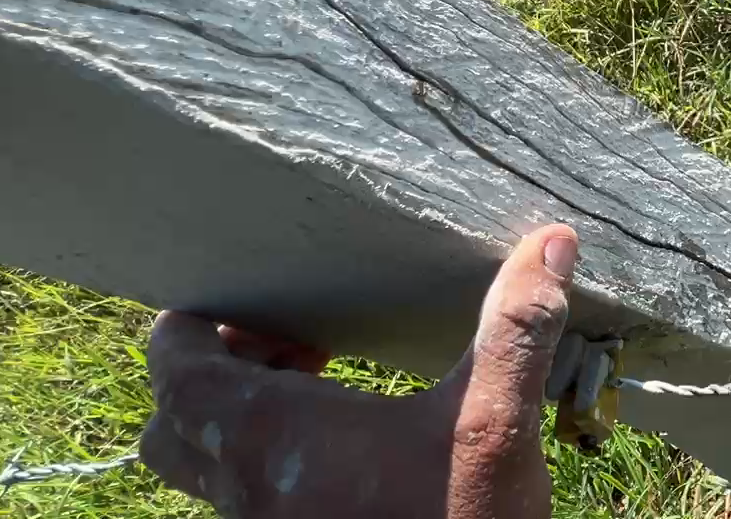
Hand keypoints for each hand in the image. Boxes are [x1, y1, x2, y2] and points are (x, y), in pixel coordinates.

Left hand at [140, 224, 579, 517]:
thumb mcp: (499, 417)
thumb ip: (520, 324)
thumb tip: (553, 239)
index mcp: (281, 440)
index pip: (182, 376)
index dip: (191, 329)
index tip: (242, 292)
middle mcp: (253, 490)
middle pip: (177, 425)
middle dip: (218, 367)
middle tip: (294, 333)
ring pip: (208, 464)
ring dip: (243, 409)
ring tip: (323, 375)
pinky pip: (249, 491)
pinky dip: (274, 448)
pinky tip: (357, 435)